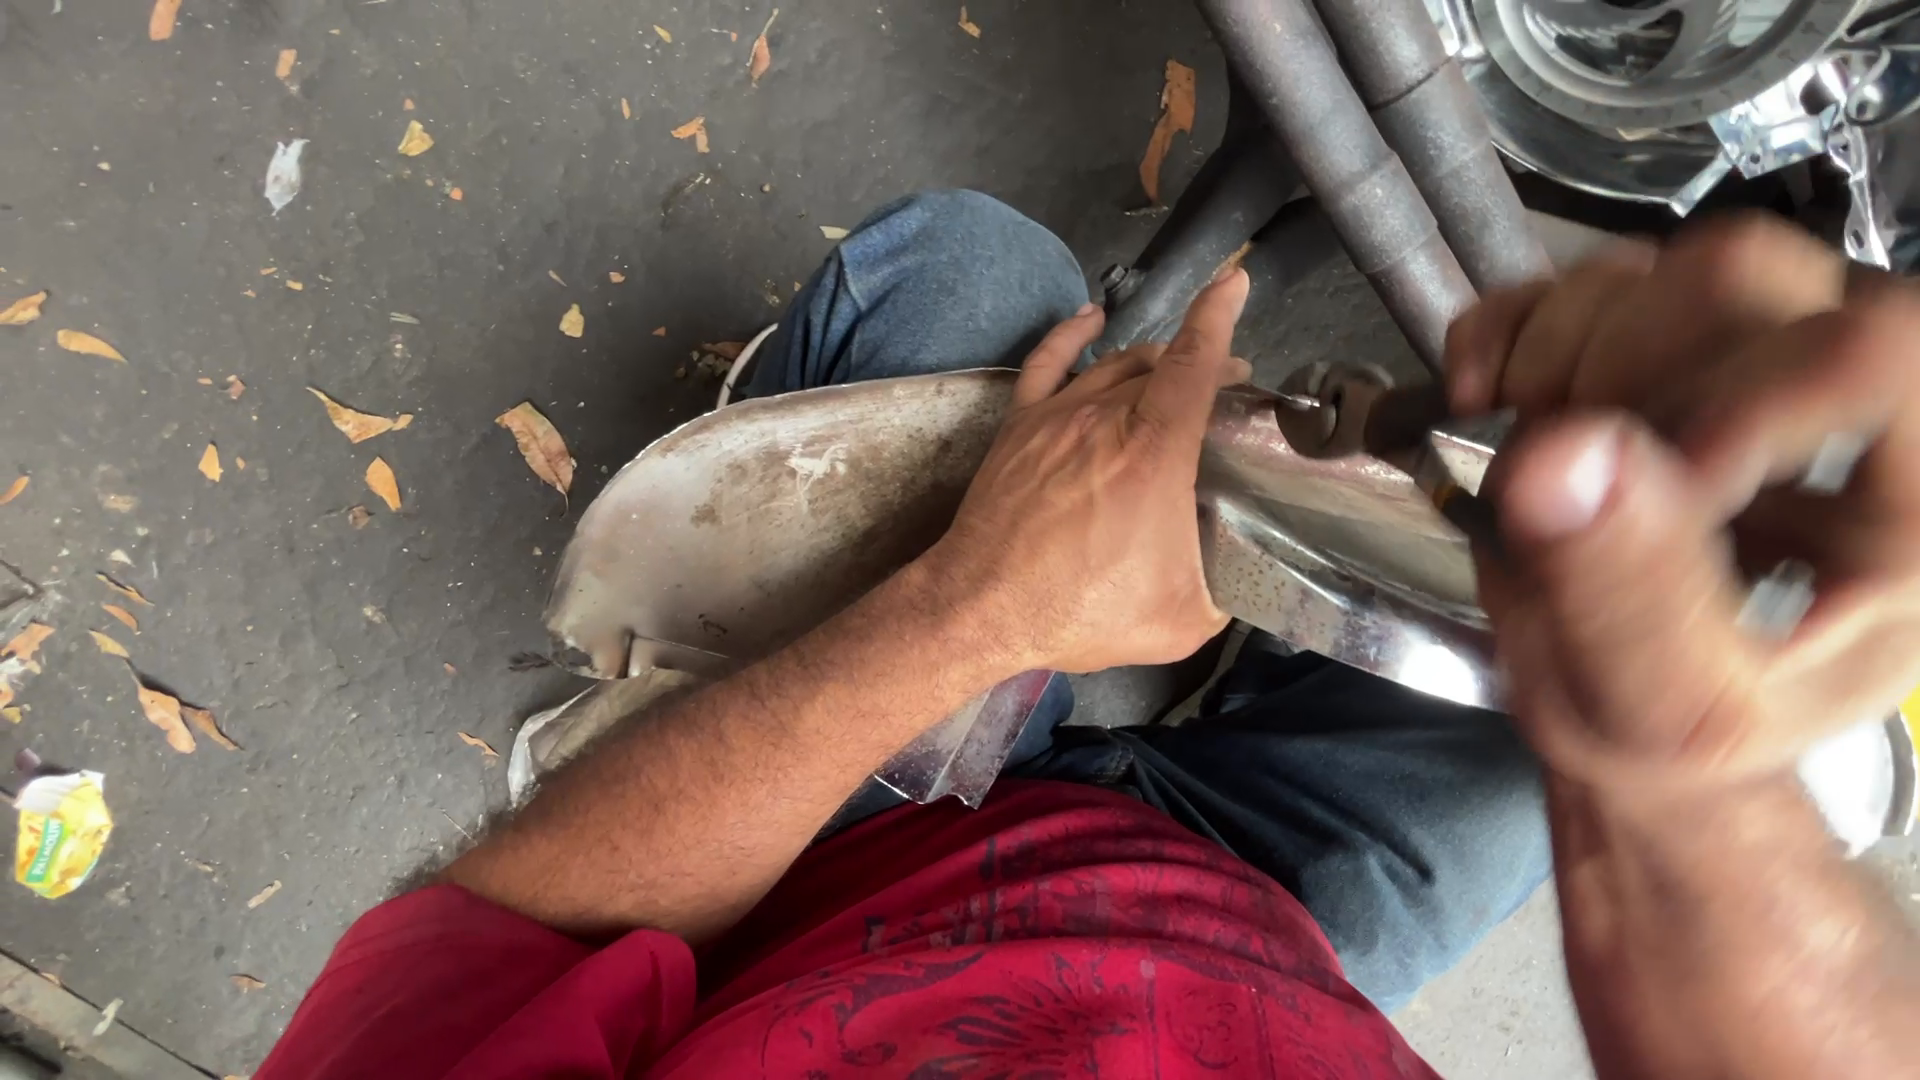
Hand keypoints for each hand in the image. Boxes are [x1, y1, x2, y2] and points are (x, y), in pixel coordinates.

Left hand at [915, 270, 1252, 674]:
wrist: (983, 607)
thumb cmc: (1080, 611)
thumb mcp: (1179, 619)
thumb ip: (1221, 592)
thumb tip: (1236, 577)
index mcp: (1152, 451)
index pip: (1193, 364)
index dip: (1219, 318)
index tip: (1235, 283)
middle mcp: (1102, 416)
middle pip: (1157, 365)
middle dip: (1197, 362)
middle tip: (1223, 386)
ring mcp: (1055, 416)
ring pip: (1110, 365)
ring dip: (1149, 360)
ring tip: (1174, 366)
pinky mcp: (1018, 427)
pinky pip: (1046, 364)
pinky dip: (1069, 335)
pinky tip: (1088, 319)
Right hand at [1446, 217, 1919, 795]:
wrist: (1615, 702)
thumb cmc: (1663, 727)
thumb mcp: (1660, 703)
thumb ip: (1627, 593)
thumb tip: (1561, 455)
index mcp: (1914, 502)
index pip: (1875, 354)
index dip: (1724, 407)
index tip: (1625, 500)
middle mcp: (1839, 406)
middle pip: (1735, 282)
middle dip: (1604, 378)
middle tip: (1555, 468)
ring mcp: (1732, 368)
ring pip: (1648, 272)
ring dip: (1548, 359)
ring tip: (1520, 446)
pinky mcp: (1636, 364)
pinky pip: (1565, 292)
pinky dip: (1497, 336)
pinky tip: (1484, 401)